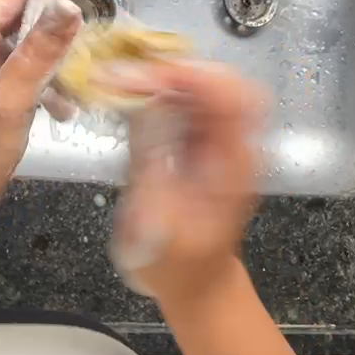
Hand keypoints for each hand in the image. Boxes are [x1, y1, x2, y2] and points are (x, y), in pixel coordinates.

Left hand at [0, 0, 88, 216]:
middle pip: (18, 15)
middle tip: (92, 10)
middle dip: (56, 13)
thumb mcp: (12, 97)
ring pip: (26, 45)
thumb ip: (39, 51)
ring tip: (83, 67)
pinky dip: (49, 82)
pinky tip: (66, 105)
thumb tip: (68, 6)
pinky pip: (27, 72)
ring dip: (56, 54)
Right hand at [105, 60, 267, 310]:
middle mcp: (233, 142)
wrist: (196, 286)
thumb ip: (150, 160)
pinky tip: (127, 93)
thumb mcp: (156, 221)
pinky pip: (183, 100)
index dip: (195, 76)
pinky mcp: (199, 140)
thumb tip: (139, 105)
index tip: (149, 78)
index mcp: (235, 161)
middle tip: (126, 74)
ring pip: (198, 85)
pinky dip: (156, 90)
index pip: (233, 95)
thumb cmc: (180, 265)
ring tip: (119, 78)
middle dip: (171, 69)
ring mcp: (218, 139)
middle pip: (216, 80)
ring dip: (160, 76)